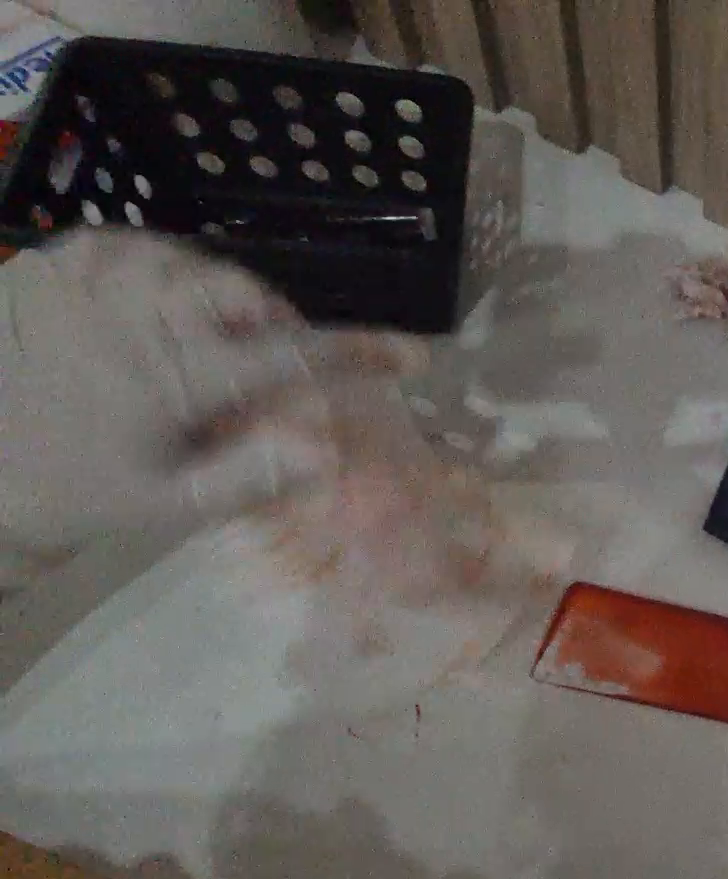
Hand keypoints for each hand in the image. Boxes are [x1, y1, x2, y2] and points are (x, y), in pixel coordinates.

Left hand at [0, 229, 424, 551]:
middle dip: (278, 318)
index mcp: (170, 377)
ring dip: (222, 289)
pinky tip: (168, 290)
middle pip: (236, 291)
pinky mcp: (36, 274)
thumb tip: (328, 449)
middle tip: (284, 349)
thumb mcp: (171, 505)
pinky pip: (117, 244)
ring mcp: (77, 288)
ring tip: (229, 322)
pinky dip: (160, 261)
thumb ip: (250, 477)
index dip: (361, 354)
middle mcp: (129, 320)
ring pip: (181, 260)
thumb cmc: (83, 494)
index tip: (411, 356)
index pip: (292, 357)